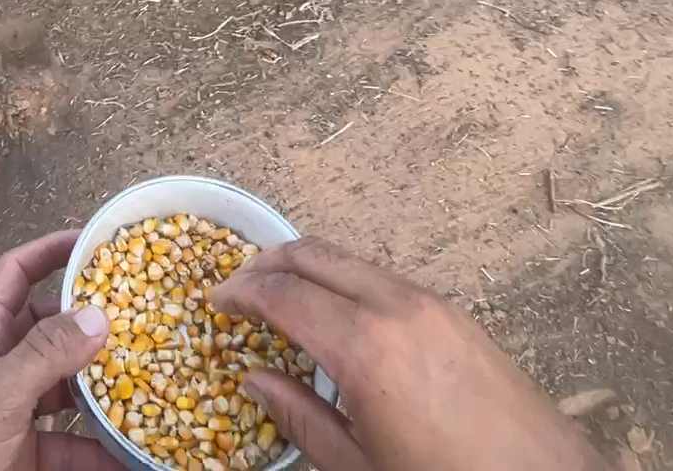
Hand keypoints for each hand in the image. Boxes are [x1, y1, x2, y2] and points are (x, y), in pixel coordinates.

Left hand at [0, 229, 115, 470]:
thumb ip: (44, 355)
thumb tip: (97, 315)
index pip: (15, 275)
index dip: (47, 250)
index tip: (90, 240)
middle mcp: (2, 369)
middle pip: (51, 331)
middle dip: (90, 324)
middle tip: (137, 315)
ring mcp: (15, 416)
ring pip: (68, 390)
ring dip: (103, 390)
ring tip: (148, 379)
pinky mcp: (27, 458)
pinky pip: (74, 447)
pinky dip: (103, 451)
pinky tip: (134, 453)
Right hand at [210, 238, 608, 470]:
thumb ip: (300, 418)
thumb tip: (255, 378)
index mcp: (365, 349)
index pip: (282, 295)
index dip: (241, 292)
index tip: (216, 302)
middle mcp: (394, 306)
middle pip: (311, 253)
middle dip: (266, 262)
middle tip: (239, 288)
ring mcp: (429, 302)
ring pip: (346, 258)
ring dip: (305, 267)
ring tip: (282, 299)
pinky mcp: (455, 311)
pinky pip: (380, 276)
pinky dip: (342, 280)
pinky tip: (337, 316)